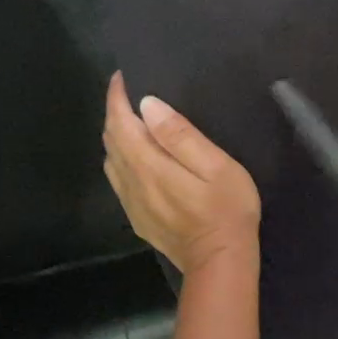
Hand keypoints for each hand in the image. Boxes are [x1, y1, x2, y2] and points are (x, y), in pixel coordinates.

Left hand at [102, 73, 261, 273]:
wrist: (221, 262)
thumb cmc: (226, 208)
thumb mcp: (214, 165)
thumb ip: (180, 135)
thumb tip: (148, 105)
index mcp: (148, 165)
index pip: (120, 123)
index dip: (116, 97)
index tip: (121, 76)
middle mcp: (131, 182)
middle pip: (111, 140)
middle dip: (115, 112)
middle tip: (128, 91)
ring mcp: (132, 203)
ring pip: (111, 160)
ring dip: (116, 135)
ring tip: (132, 118)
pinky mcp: (139, 217)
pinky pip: (118, 179)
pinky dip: (120, 158)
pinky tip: (136, 156)